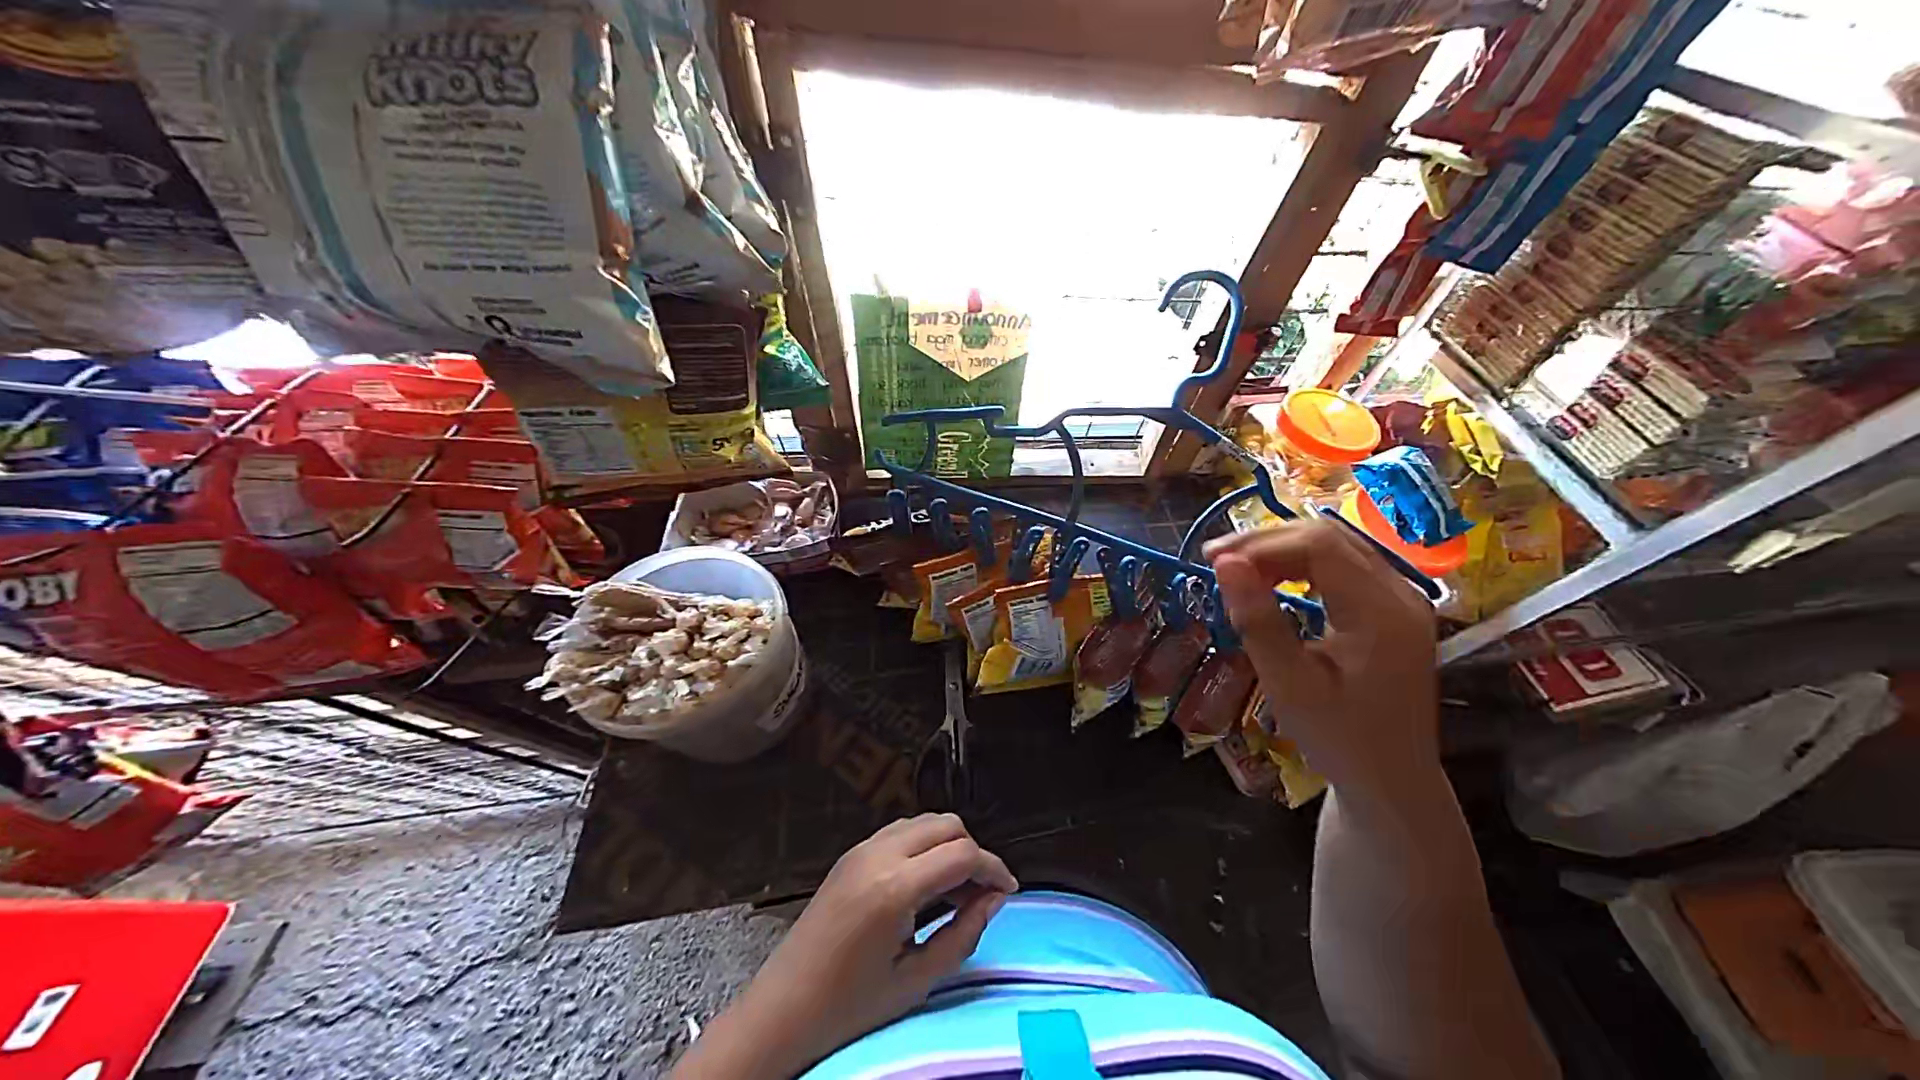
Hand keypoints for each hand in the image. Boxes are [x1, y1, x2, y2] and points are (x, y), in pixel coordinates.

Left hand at [677, 813, 1016, 1079]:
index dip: (994, 868)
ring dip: (948, 845)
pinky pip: (900, 832)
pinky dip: (924, 846)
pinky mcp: (850, 854)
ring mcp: (860, 849)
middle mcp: (877, 854)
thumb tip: (993, 900)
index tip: (1007, 891)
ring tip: (955, 891)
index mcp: (894, 887)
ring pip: (923, 822)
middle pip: (946, 824)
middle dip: (973, 851)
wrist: (784, 1007)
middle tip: (981, 892)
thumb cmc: (849, 1005)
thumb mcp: (915, 980)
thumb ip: (962, 934)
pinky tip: (925, 885)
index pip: (962, 853)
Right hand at [1205, 521, 1441, 810]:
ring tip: (1237, 569)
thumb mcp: (1289, 685)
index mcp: (1381, 613)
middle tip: (1216, 561)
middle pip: (1330, 537)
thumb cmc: (1338, 739)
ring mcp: (1403, 600)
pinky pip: (1345, 565)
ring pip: (1337, 545)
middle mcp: (1401, 594)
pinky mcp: (1394, 609)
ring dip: (1283, 549)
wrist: (1392, 781)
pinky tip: (1274, 580)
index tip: (1211, 560)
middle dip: (1268, 541)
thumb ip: (1258, 620)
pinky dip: (1303, 564)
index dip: (1261, 544)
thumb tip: (1224, 563)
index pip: (1319, 546)